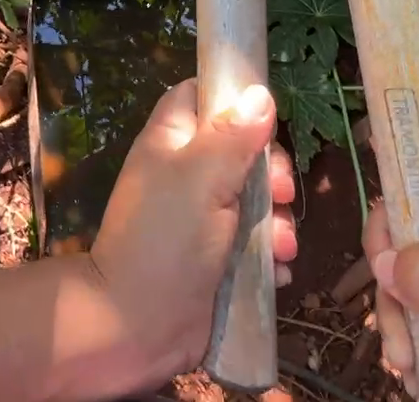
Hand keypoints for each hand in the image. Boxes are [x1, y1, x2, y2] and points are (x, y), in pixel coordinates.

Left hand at [85, 79, 297, 382]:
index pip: (200, 97)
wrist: (138, 324)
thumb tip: (260, 93)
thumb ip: (232, 136)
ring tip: (280, 246)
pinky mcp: (220, 255)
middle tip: (279, 193)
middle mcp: (188, 172)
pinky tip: (276, 270)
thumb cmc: (165, 237)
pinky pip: (257, 242)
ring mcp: (204, 215)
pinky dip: (271, 254)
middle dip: (271, 172)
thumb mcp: (200, 177)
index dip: (233, 102)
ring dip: (277, 220)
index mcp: (172, 140)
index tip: (264, 122)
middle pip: (242, 150)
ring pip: (256, 198)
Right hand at [364, 135, 418, 401]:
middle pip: (417, 213)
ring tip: (401, 356)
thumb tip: (384, 262)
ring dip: (394, 309)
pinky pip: (418, 310)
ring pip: (409, 268)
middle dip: (389, 250)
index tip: (375, 148)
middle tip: (385, 283)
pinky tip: (407, 366)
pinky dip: (406, 335)